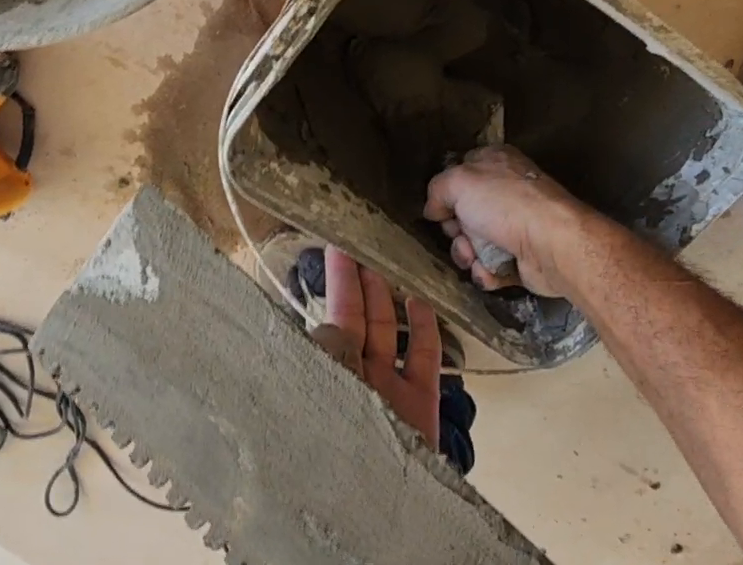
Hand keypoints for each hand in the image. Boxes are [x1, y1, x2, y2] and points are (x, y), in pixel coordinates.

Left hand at [311, 247, 440, 447]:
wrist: (373, 502)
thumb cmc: (332, 436)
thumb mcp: (317, 382)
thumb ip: (323, 347)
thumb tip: (320, 320)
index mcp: (326, 370)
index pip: (331, 314)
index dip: (335, 280)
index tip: (333, 244)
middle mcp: (355, 375)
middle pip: (358, 317)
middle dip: (359, 280)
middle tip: (361, 241)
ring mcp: (388, 387)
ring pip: (389, 330)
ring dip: (387, 295)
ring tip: (384, 261)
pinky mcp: (420, 401)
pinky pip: (424, 357)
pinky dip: (425, 327)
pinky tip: (421, 299)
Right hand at [425, 144, 593, 296]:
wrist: (552, 245)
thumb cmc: (505, 204)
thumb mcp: (459, 181)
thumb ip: (437, 189)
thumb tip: (433, 208)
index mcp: (495, 163)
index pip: (459, 173)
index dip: (447, 193)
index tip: (442, 207)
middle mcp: (506, 192)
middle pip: (463, 213)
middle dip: (456, 230)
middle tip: (461, 234)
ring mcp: (515, 226)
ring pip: (473, 243)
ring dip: (467, 254)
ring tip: (476, 256)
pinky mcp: (521, 257)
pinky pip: (490, 266)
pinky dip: (486, 271)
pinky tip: (490, 270)